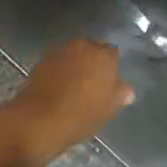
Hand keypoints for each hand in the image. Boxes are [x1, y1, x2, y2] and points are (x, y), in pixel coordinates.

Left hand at [3, 40, 134, 166]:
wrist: (39, 120)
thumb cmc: (80, 115)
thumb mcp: (108, 109)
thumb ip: (120, 95)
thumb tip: (127, 90)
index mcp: (104, 56)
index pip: (113, 53)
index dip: (111, 67)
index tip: (108, 83)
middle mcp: (84, 46)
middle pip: (92, 49)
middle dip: (93, 61)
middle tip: (92, 83)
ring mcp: (61, 50)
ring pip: (74, 54)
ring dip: (75, 64)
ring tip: (73, 86)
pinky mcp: (42, 59)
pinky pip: (57, 61)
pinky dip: (59, 69)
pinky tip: (57, 87)